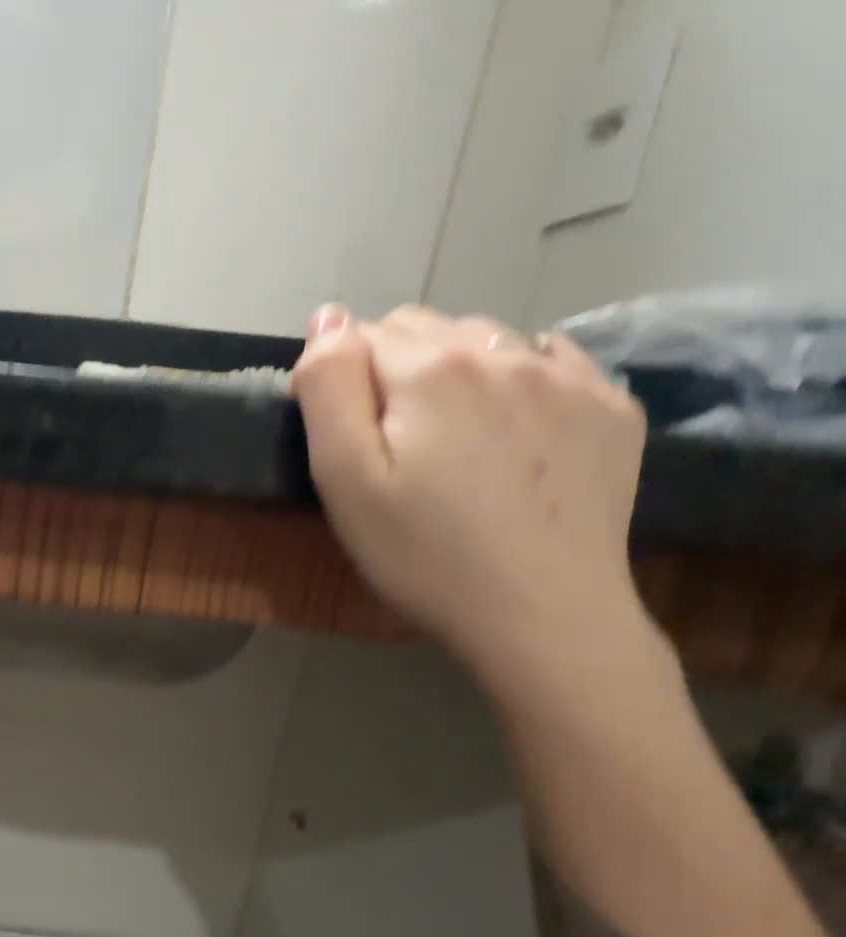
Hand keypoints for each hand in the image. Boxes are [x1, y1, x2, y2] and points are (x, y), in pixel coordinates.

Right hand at [290, 304, 649, 663]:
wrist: (544, 616)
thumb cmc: (423, 553)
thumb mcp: (343, 478)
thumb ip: (327, 387)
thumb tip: (328, 318)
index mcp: (430, 369)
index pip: (358, 335)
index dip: (336, 379)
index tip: (342, 437)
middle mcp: (502, 352)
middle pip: (421, 327)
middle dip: (391, 365)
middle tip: (390, 439)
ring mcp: (567, 376)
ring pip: (483, 338)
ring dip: (452, 368)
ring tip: (449, 434)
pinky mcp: (610, 407)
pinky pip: (550, 359)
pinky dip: (518, 377)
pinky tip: (510, 428)